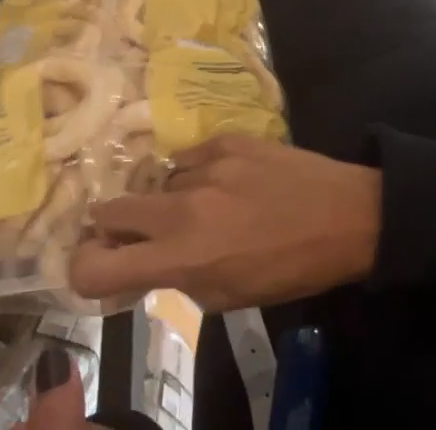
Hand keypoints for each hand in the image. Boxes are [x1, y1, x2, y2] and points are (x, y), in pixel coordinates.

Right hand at [70, 135, 380, 310]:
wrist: (348, 215)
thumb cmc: (291, 268)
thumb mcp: (227, 296)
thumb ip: (177, 279)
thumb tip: (147, 263)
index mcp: (180, 255)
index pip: (92, 265)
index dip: (87, 270)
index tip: (104, 266)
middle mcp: (183, 206)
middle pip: (110, 210)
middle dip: (116, 227)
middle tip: (143, 235)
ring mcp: (206, 166)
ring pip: (158, 182)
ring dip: (167, 199)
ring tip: (206, 207)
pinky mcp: (229, 140)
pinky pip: (190, 158)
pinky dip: (196, 172)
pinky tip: (227, 182)